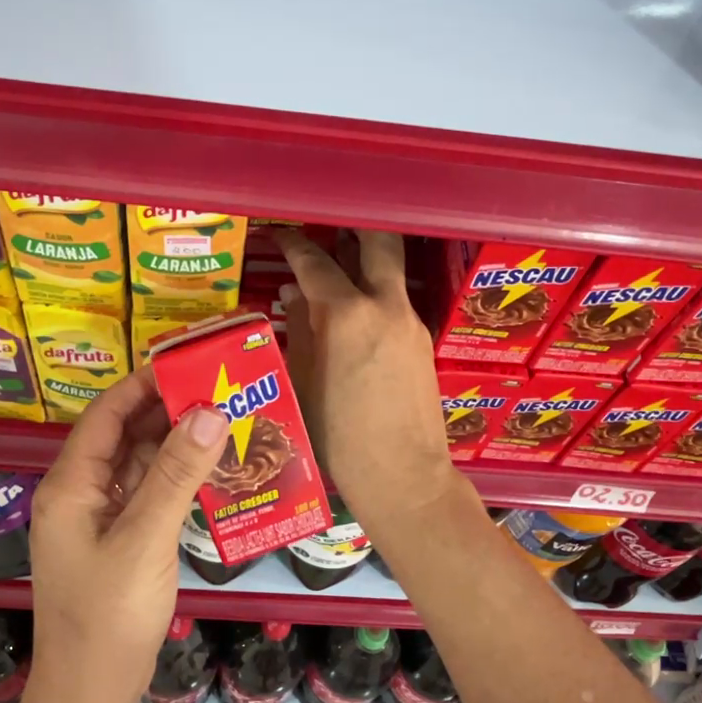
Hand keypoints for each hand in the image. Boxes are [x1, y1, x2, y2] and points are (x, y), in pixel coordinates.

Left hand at [26, 369, 228, 702]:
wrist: (90, 695)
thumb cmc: (109, 616)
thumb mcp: (145, 539)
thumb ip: (176, 474)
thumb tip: (210, 411)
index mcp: (70, 485)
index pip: (105, 414)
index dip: (143, 384)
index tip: (189, 363)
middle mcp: (79, 494)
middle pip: (122, 436)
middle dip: (167, 410)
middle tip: (220, 389)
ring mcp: (98, 521)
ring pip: (137, 465)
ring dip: (175, 444)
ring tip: (225, 420)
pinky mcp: (118, 543)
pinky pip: (146, 495)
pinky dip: (175, 479)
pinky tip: (211, 471)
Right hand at [277, 229, 462, 530]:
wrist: (403, 477)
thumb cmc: (339, 439)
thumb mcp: (303, 384)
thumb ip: (299, 331)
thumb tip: (295, 296)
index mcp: (347, 315)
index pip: (315, 262)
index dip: (292, 244)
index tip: (278, 234)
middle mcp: (384, 306)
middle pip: (377, 241)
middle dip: (352, 226)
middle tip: (327, 226)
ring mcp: (410, 322)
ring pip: (391, 272)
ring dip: (367, 260)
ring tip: (339, 264)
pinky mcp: (422, 342)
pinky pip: (396, 302)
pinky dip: (375, 295)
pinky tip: (356, 315)